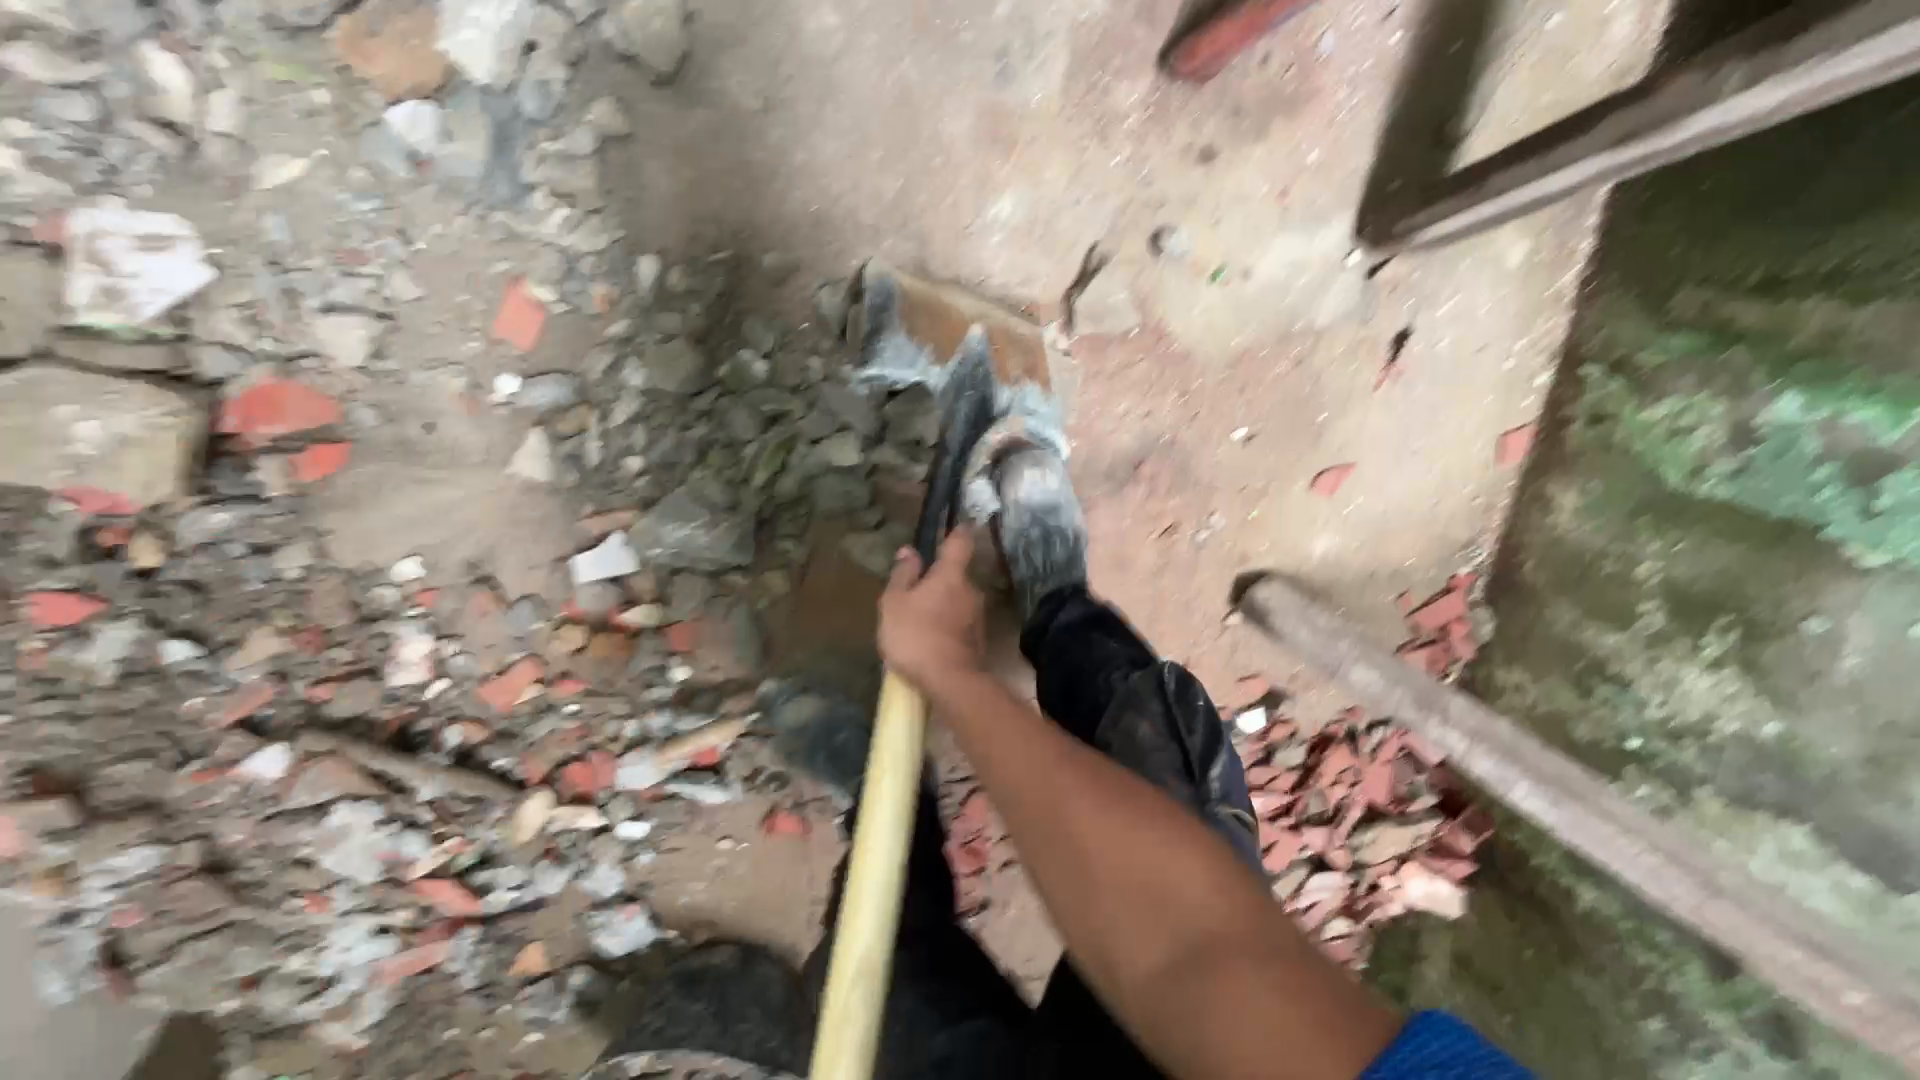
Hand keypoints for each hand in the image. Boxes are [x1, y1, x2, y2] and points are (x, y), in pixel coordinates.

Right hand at [878, 526, 986, 692]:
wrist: (950, 682)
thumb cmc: (916, 636)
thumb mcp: (894, 603)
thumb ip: (903, 574)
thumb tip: (910, 551)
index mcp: (951, 575)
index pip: (960, 542)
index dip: (957, 531)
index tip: (956, 525)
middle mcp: (972, 590)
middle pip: (955, 576)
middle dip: (938, 581)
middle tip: (912, 594)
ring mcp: (978, 617)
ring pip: (957, 601)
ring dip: (941, 606)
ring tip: (917, 623)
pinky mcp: (979, 641)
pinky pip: (959, 624)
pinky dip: (946, 626)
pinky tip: (930, 642)